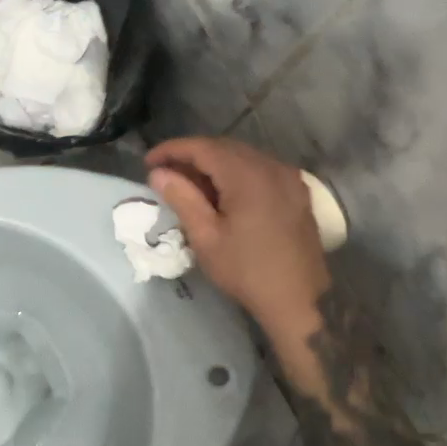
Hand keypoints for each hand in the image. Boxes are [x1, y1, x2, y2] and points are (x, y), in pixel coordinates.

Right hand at [146, 137, 331, 340]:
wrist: (298, 297)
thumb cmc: (245, 270)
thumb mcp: (205, 237)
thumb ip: (182, 199)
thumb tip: (159, 174)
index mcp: (247, 175)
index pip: (203, 148)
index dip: (172, 150)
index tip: (148, 162)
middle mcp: (271, 167)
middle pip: (225, 147)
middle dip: (192, 156)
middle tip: (165, 173)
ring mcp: (289, 178)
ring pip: (244, 157)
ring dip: (214, 164)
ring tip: (189, 184)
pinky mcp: (297, 192)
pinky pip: (261, 170)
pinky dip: (237, 173)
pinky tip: (223, 193)